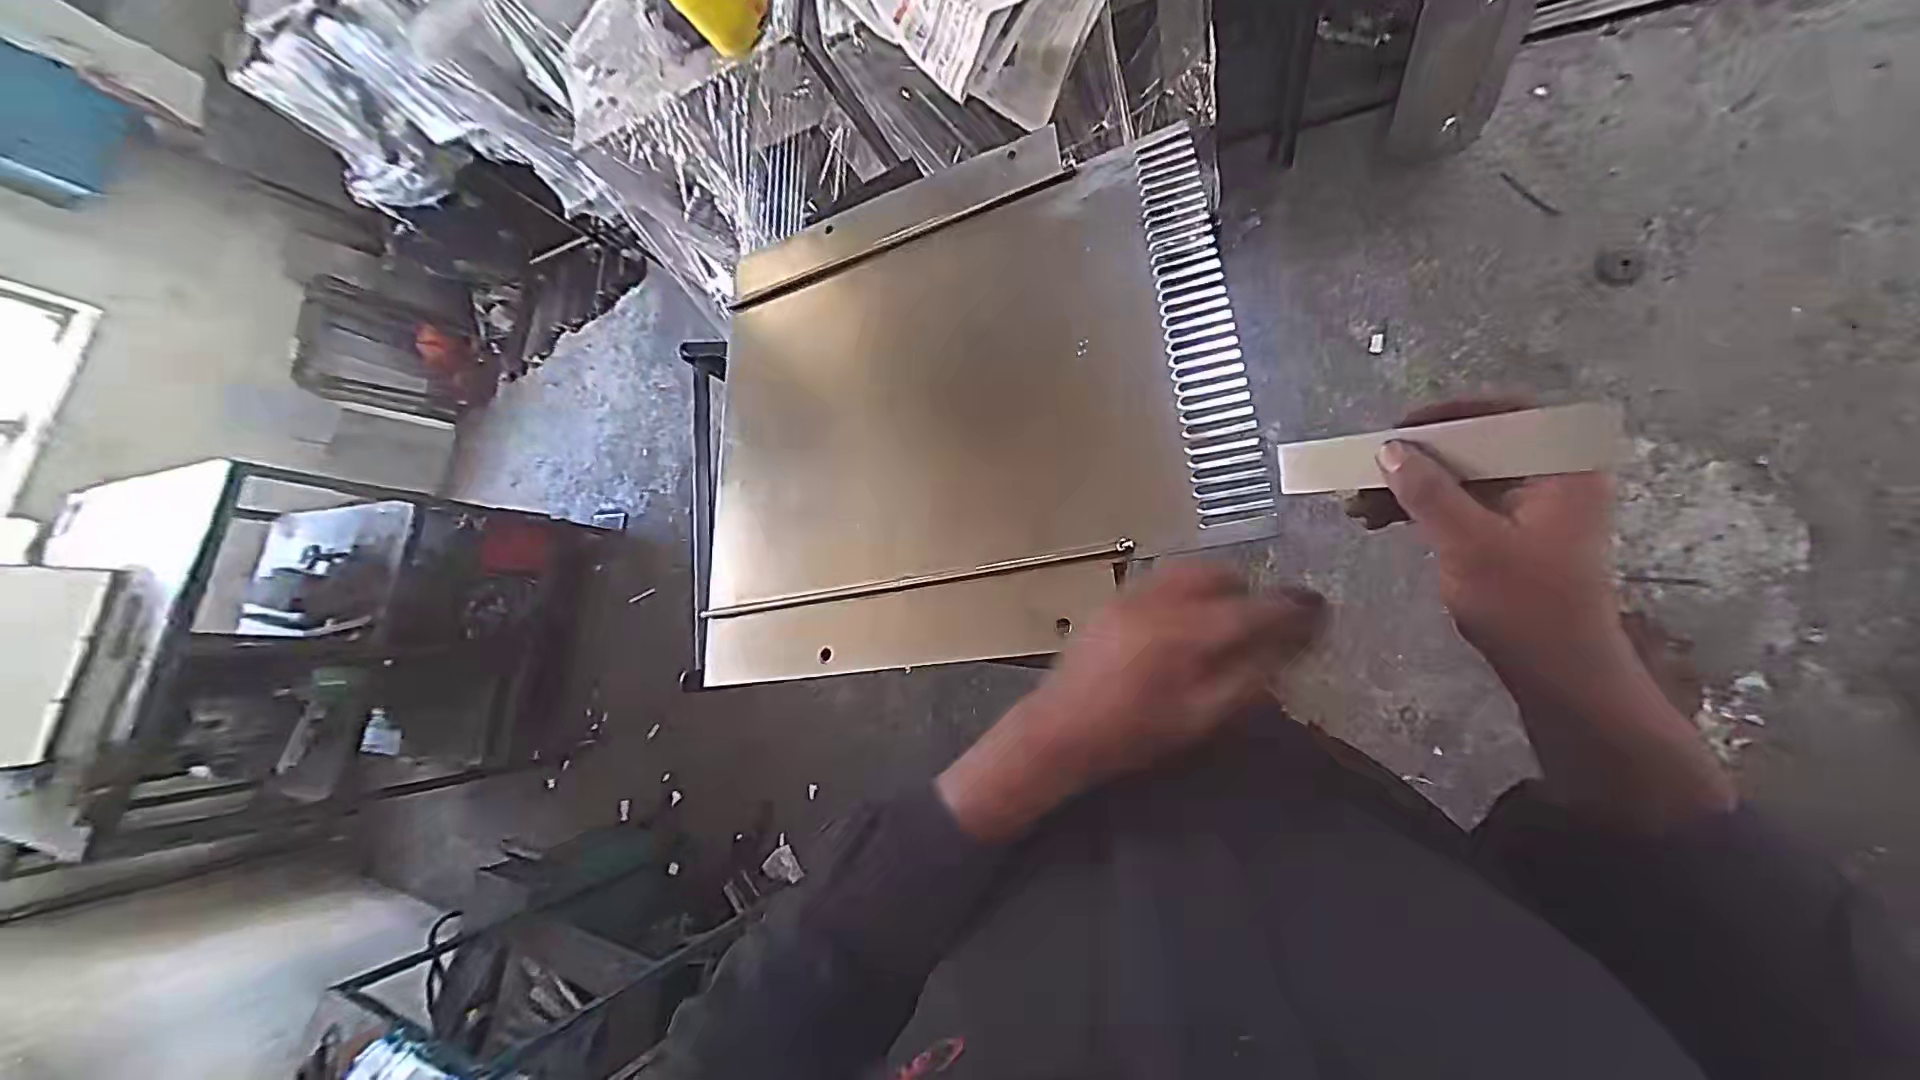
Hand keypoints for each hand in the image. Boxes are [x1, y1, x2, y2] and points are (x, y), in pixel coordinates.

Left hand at [937, 563, 1324, 841]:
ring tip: (1226, 614)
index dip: (1292, 609)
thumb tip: (1282, 652)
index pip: (1253, 609)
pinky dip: (1183, 590)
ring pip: (1185, 570)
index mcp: (1185, 634)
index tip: (1316, 610)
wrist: (1060, 727)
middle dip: (1248, 588)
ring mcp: (1129, 597)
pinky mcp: (1111, 602)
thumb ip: (1246, 681)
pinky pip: (1158, 580)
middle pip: (1216, 573)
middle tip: (1265, 613)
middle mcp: (1157, 602)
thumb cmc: (1132, 734)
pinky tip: (1183, 619)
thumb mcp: (1199, 719)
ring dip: (1215, 584)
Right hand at [1371, 398, 1733, 828]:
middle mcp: (1546, 478)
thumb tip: (1388, 449)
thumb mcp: (1468, 542)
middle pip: (1473, 446)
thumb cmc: (1523, 602)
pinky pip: (1452, 504)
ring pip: (1455, 477)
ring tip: (1357, 503)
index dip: (1450, 414)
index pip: (1508, 415)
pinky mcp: (1501, 531)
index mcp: (1560, 470)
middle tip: (1367, 469)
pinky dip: (1414, 508)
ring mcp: (1524, 506)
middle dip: (1413, 459)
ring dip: (1405, 486)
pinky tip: (1376, 519)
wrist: (1555, 667)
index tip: (1399, 430)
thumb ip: (1427, 491)